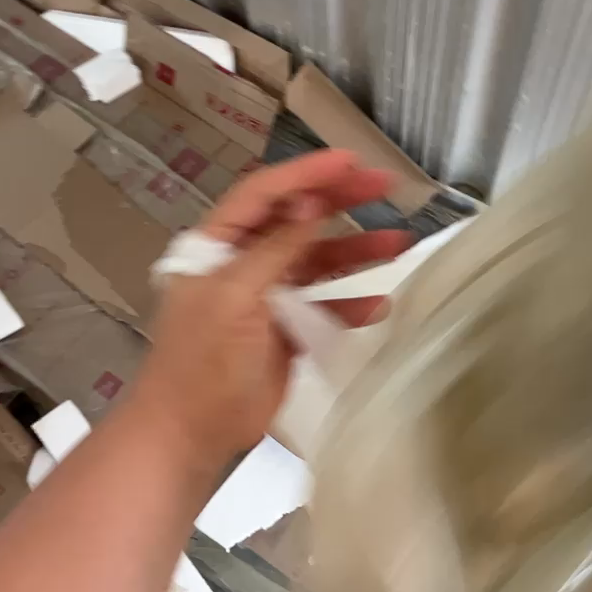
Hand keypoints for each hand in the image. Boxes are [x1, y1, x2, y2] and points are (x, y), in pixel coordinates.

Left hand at [127, 150, 410, 467]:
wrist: (191, 431)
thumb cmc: (204, 360)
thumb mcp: (236, 296)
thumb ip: (275, 248)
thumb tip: (311, 202)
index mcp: (220, 245)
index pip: (265, 193)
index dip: (306, 173)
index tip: (350, 161)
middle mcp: (245, 263)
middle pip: (298, 220)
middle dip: (341, 200)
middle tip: (386, 185)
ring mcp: (268, 297)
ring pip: (318, 262)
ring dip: (357, 252)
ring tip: (400, 242)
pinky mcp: (287, 329)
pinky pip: (325, 306)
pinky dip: (351, 304)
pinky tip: (381, 304)